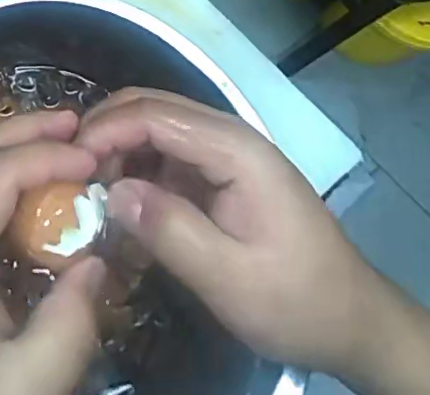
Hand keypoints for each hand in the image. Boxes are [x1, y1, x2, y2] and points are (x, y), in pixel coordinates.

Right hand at [75, 88, 390, 379]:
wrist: (358, 324)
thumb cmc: (299, 302)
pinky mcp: (218, 166)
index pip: (154, 115)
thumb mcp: (232, 281)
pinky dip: (134, 160)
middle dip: (104, 128)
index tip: (72, 162)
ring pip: (152, 120)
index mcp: (235, 150)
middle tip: (71, 165)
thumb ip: (170, 232)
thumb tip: (110, 193)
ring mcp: (223, 148)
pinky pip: (163, 146)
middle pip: (149, 105)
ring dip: (117, 143)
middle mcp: (227, 134)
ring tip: (92, 182)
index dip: (107, 130)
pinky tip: (122, 193)